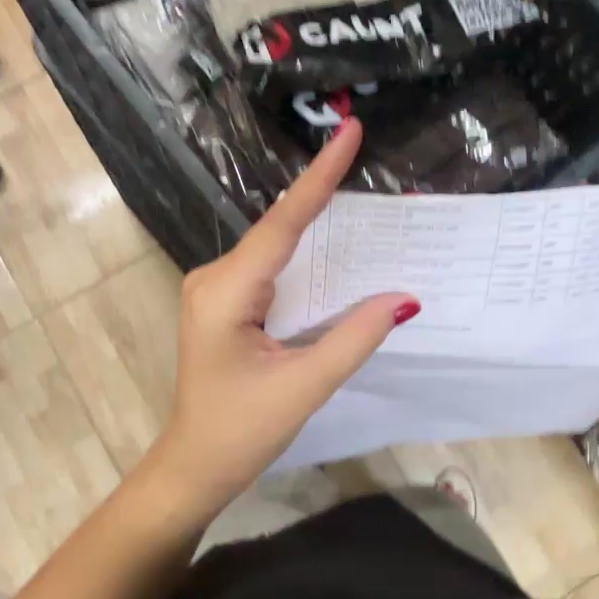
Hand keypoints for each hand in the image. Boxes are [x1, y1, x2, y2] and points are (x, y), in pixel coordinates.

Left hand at [149, 119, 417, 497]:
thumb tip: (404, 297)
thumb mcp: (304, 386)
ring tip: (364, 199)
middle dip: (324, 197)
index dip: (319, 177)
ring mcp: (215, 290)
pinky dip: (304, 261)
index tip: (349, 132)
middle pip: (278, 230)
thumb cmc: (241, 432)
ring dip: (316, 230)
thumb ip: (355, 338)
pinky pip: (270, 270)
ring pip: (275, 249)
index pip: (283, 223)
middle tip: (368, 157)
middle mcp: (215, 279)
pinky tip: (335, 252)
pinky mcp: (224, 304)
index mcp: (226, 292)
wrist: (194, 466)